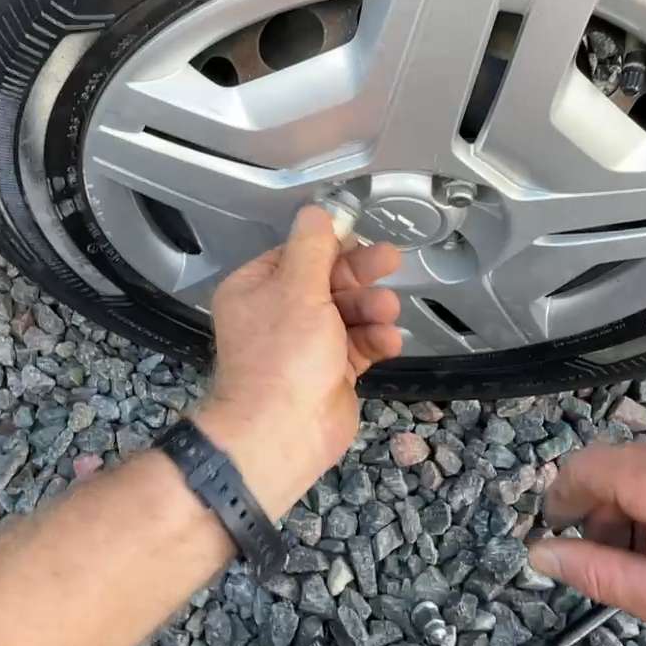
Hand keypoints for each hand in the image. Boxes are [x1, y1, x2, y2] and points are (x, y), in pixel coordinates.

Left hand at [194, 206, 402, 514]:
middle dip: (358, 274)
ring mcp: (304, 344)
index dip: (330, 247)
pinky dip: (373, 340)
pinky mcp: (329, 371)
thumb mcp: (298, 289)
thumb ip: (312, 248)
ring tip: (385, 310)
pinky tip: (387, 339)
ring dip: (370, 308)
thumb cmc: (282, 358)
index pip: (297, 255)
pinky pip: (357, 345)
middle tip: (389, 260)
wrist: (283, 433)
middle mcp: (277, 314)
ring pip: (346, 313)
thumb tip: (316, 211)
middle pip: (326, 281)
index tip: (358, 240)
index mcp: (256, 290)